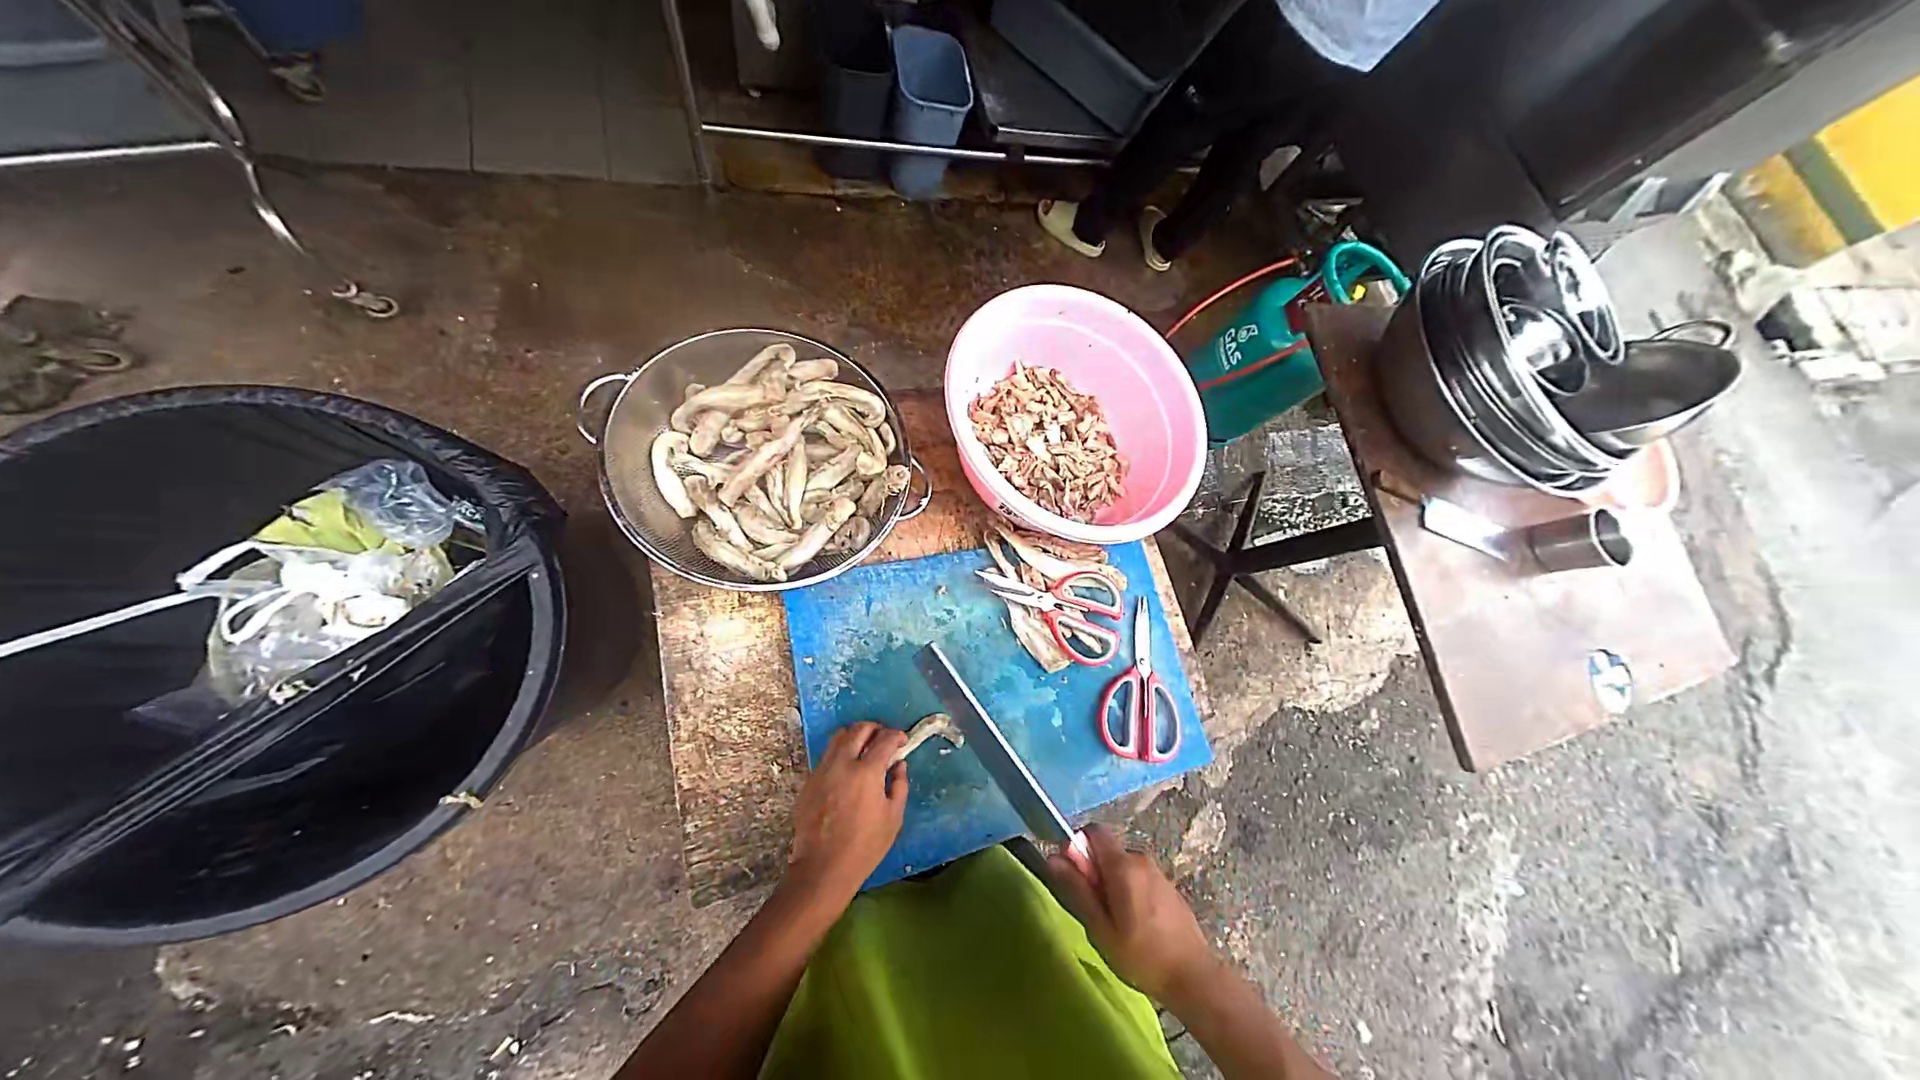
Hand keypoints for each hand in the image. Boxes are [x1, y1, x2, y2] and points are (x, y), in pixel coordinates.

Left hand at [785, 721, 908, 906]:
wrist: (823, 867)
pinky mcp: (810, 781)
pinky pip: (827, 756)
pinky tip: (848, 770)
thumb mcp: (893, 818)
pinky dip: (841, 753)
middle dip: (875, 728)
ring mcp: (822, 770)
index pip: (884, 739)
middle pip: (859, 729)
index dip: (897, 735)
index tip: (902, 740)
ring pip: (838, 737)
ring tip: (865, 747)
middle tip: (884, 738)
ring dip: (855, 736)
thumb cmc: (864, 846)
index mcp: (866, 772)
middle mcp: (842, 763)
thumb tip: (899, 765)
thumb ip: (899, 785)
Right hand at [1048, 824, 1219, 1003]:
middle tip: (1095, 910)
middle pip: (1106, 849)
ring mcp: (1157, 872)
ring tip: (1115, 922)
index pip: (1092, 831)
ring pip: (1121, 865)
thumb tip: (1053, 858)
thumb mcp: (1100, 928)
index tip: (1076, 878)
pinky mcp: (1167, 887)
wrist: (1195, 978)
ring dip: (1111, 883)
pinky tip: (1135, 924)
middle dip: (1094, 871)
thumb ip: (1077, 889)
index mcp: (1123, 865)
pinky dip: (1128, 890)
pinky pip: (1138, 876)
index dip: (1077, 847)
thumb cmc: (1142, 956)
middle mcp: (1141, 859)